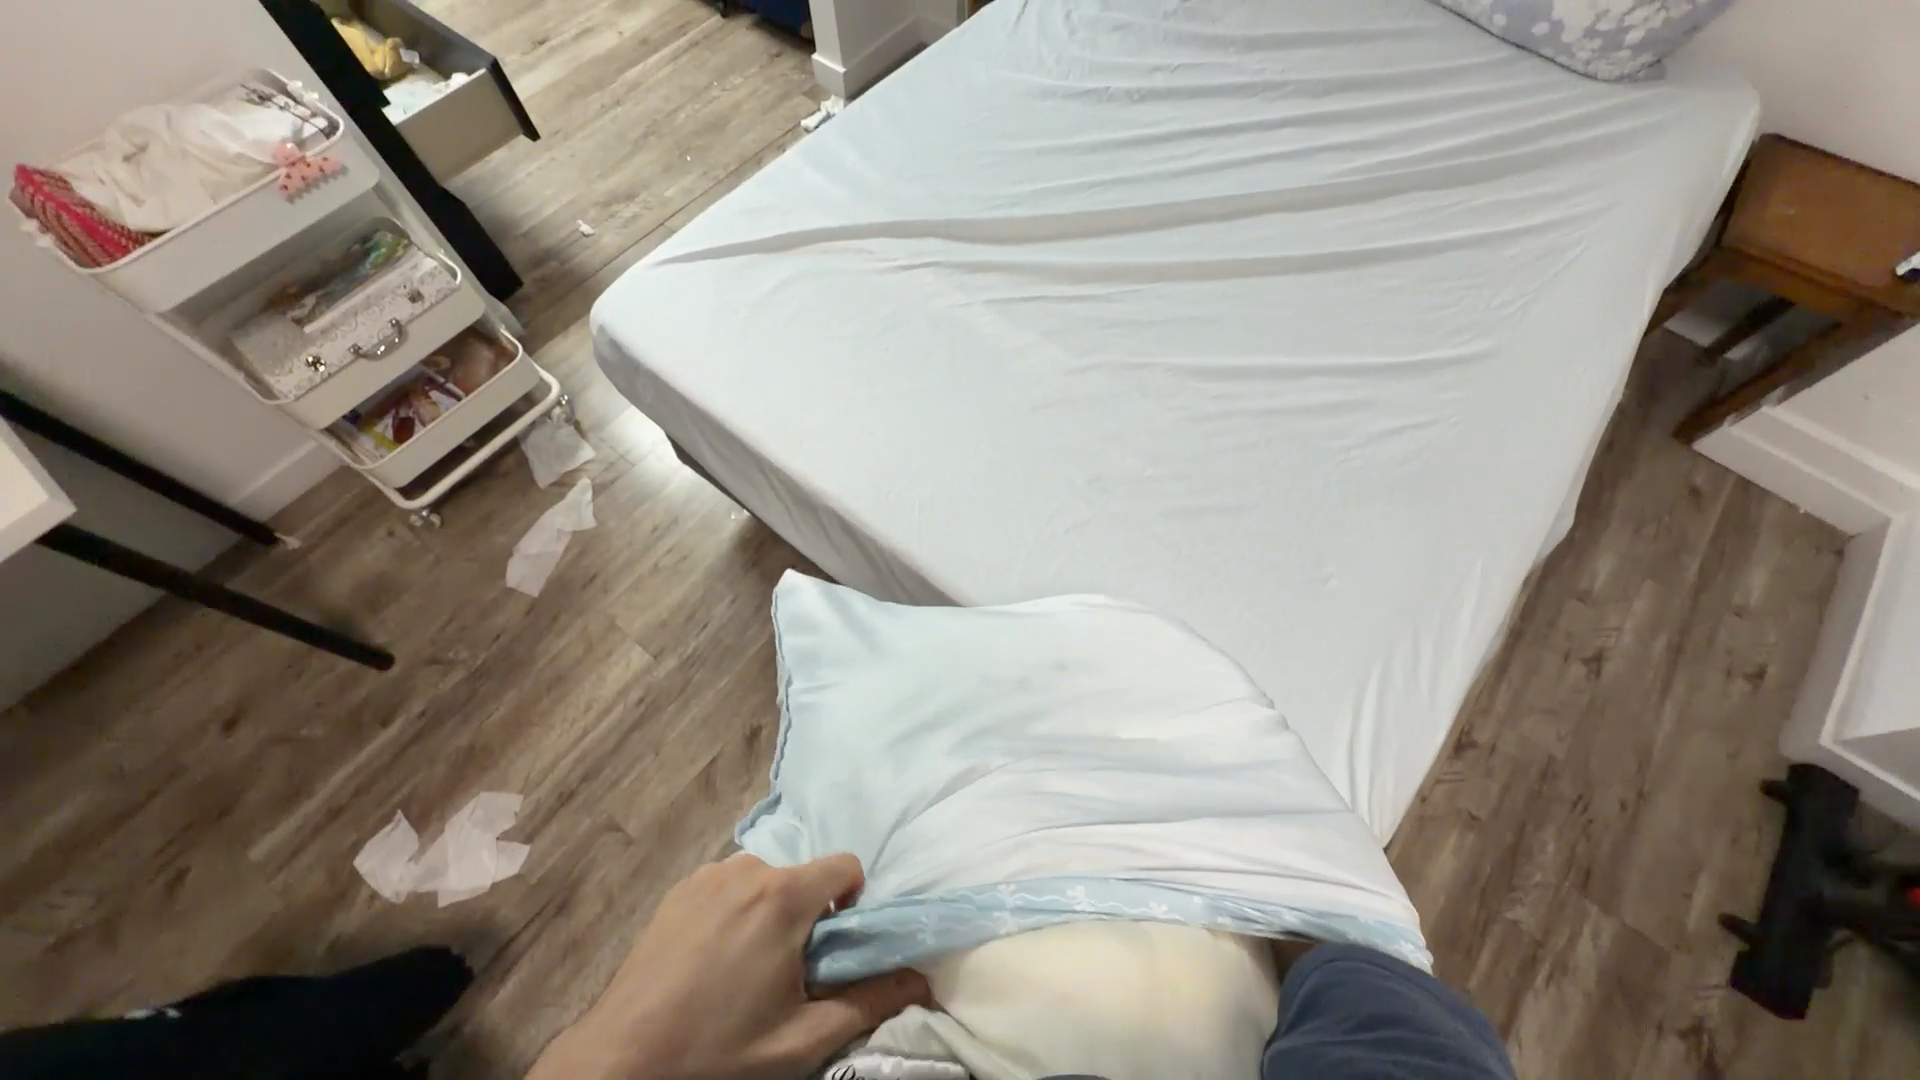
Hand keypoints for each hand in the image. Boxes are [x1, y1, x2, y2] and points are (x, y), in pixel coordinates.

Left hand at [528, 853, 929, 1079]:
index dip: (853, 902)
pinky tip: (711, 960)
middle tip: (787, 972)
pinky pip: (728, 887)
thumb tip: (920, 979)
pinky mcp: (677, 890)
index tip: (834, 948)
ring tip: (744, 969)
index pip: (845, 865)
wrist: (619, 1063)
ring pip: (764, 881)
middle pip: (803, 877)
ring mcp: (706, 876)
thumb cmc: (718, 1050)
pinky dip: (734, 911)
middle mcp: (747, 870)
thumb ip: (870, 1003)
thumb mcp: (803, 1039)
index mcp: (783, 896)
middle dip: (808, 915)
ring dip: (769, 912)